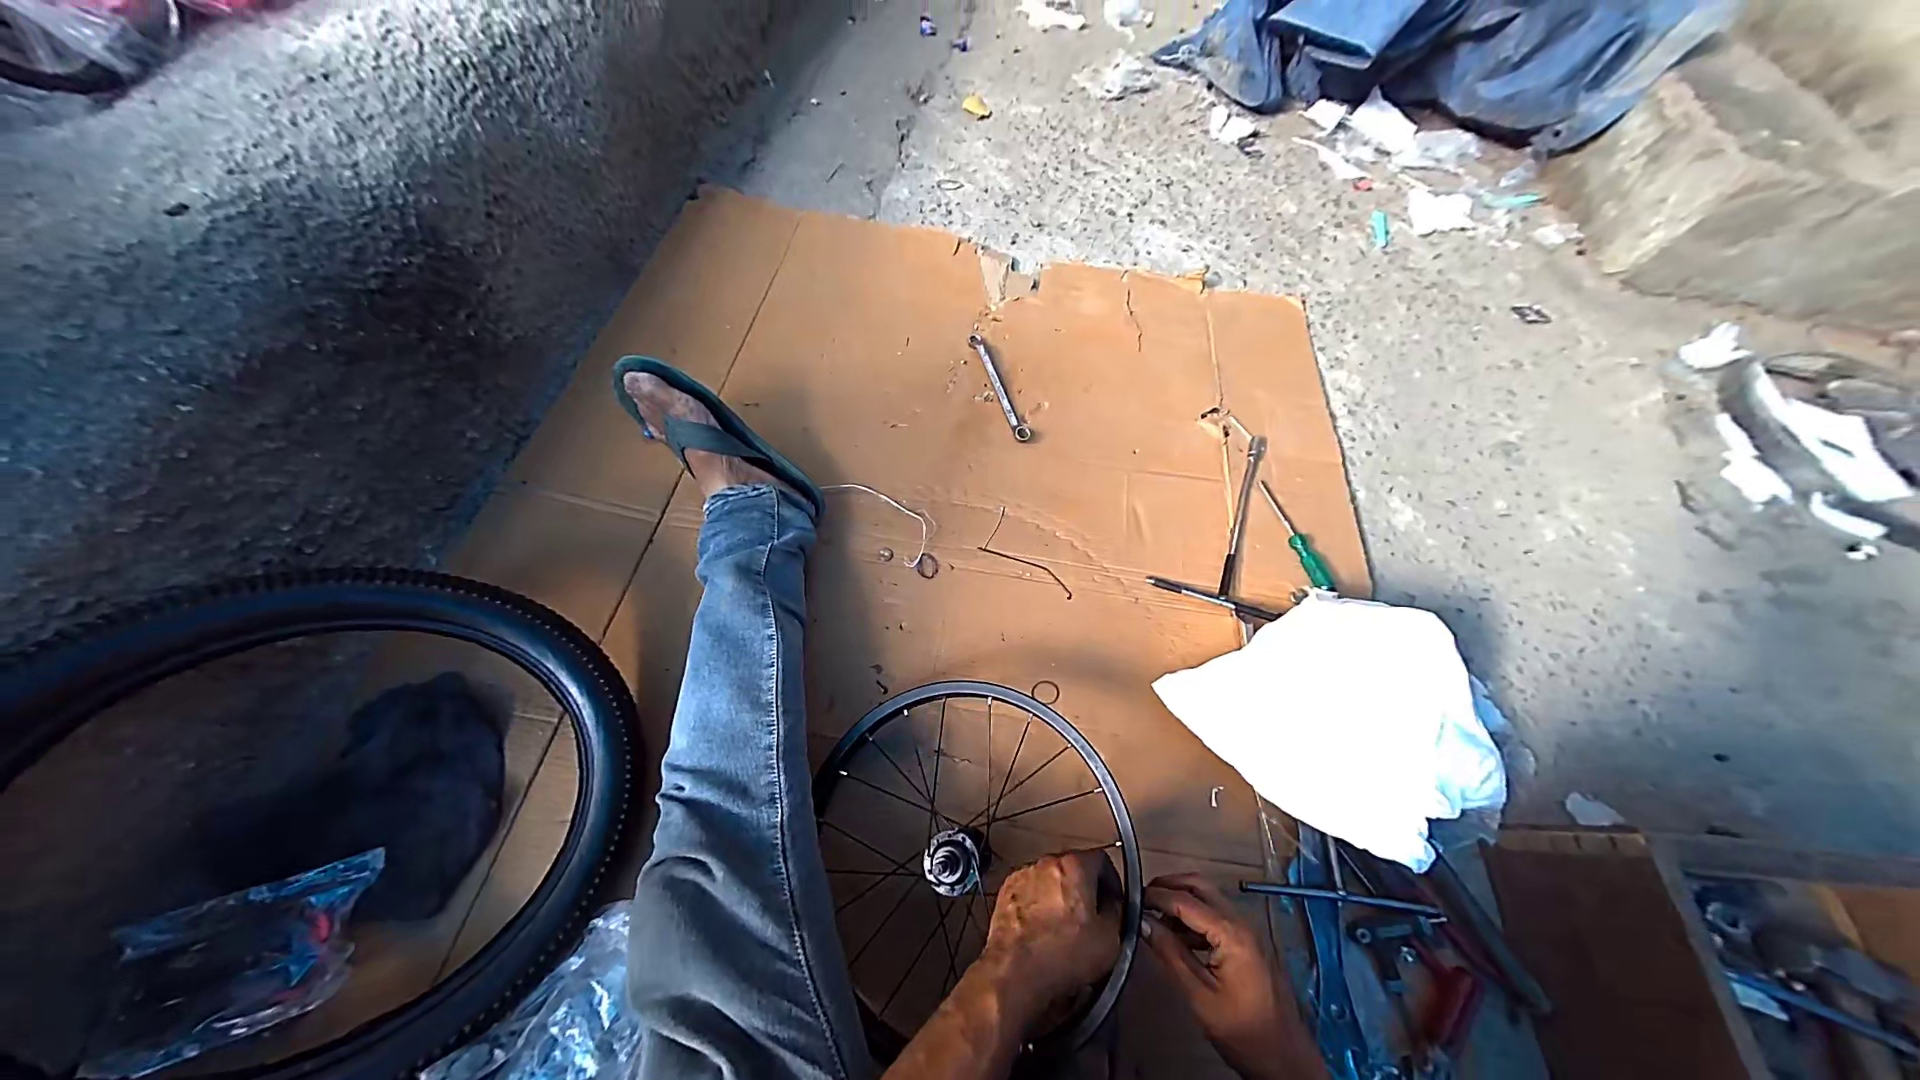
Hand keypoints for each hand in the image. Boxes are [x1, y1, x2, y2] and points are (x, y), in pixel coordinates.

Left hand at [977, 849, 1122, 1022]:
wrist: (1016, 971)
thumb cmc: (1059, 955)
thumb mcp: (1109, 939)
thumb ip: (1117, 913)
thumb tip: (1114, 906)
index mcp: (1075, 866)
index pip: (1102, 860)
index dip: (1112, 882)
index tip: (1113, 899)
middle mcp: (1047, 864)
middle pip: (1074, 870)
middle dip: (1085, 891)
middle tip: (1091, 919)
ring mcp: (1024, 876)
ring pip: (1050, 882)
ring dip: (1059, 899)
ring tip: (1064, 932)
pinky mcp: (1007, 893)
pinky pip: (1030, 894)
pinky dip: (1038, 908)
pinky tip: (1043, 934)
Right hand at [1143, 873, 1316, 1079]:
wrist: (1286, 1061)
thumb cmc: (1242, 1032)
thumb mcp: (1199, 995)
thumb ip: (1170, 954)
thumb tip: (1143, 922)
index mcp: (1231, 933)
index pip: (1185, 900)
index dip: (1156, 896)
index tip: (1132, 899)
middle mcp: (1242, 922)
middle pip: (1199, 886)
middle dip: (1168, 886)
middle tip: (1143, 898)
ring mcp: (1248, 931)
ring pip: (1209, 897)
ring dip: (1181, 899)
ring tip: (1155, 917)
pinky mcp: (1249, 942)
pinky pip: (1217, 915)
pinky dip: (1194, 915)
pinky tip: (1177, 935)